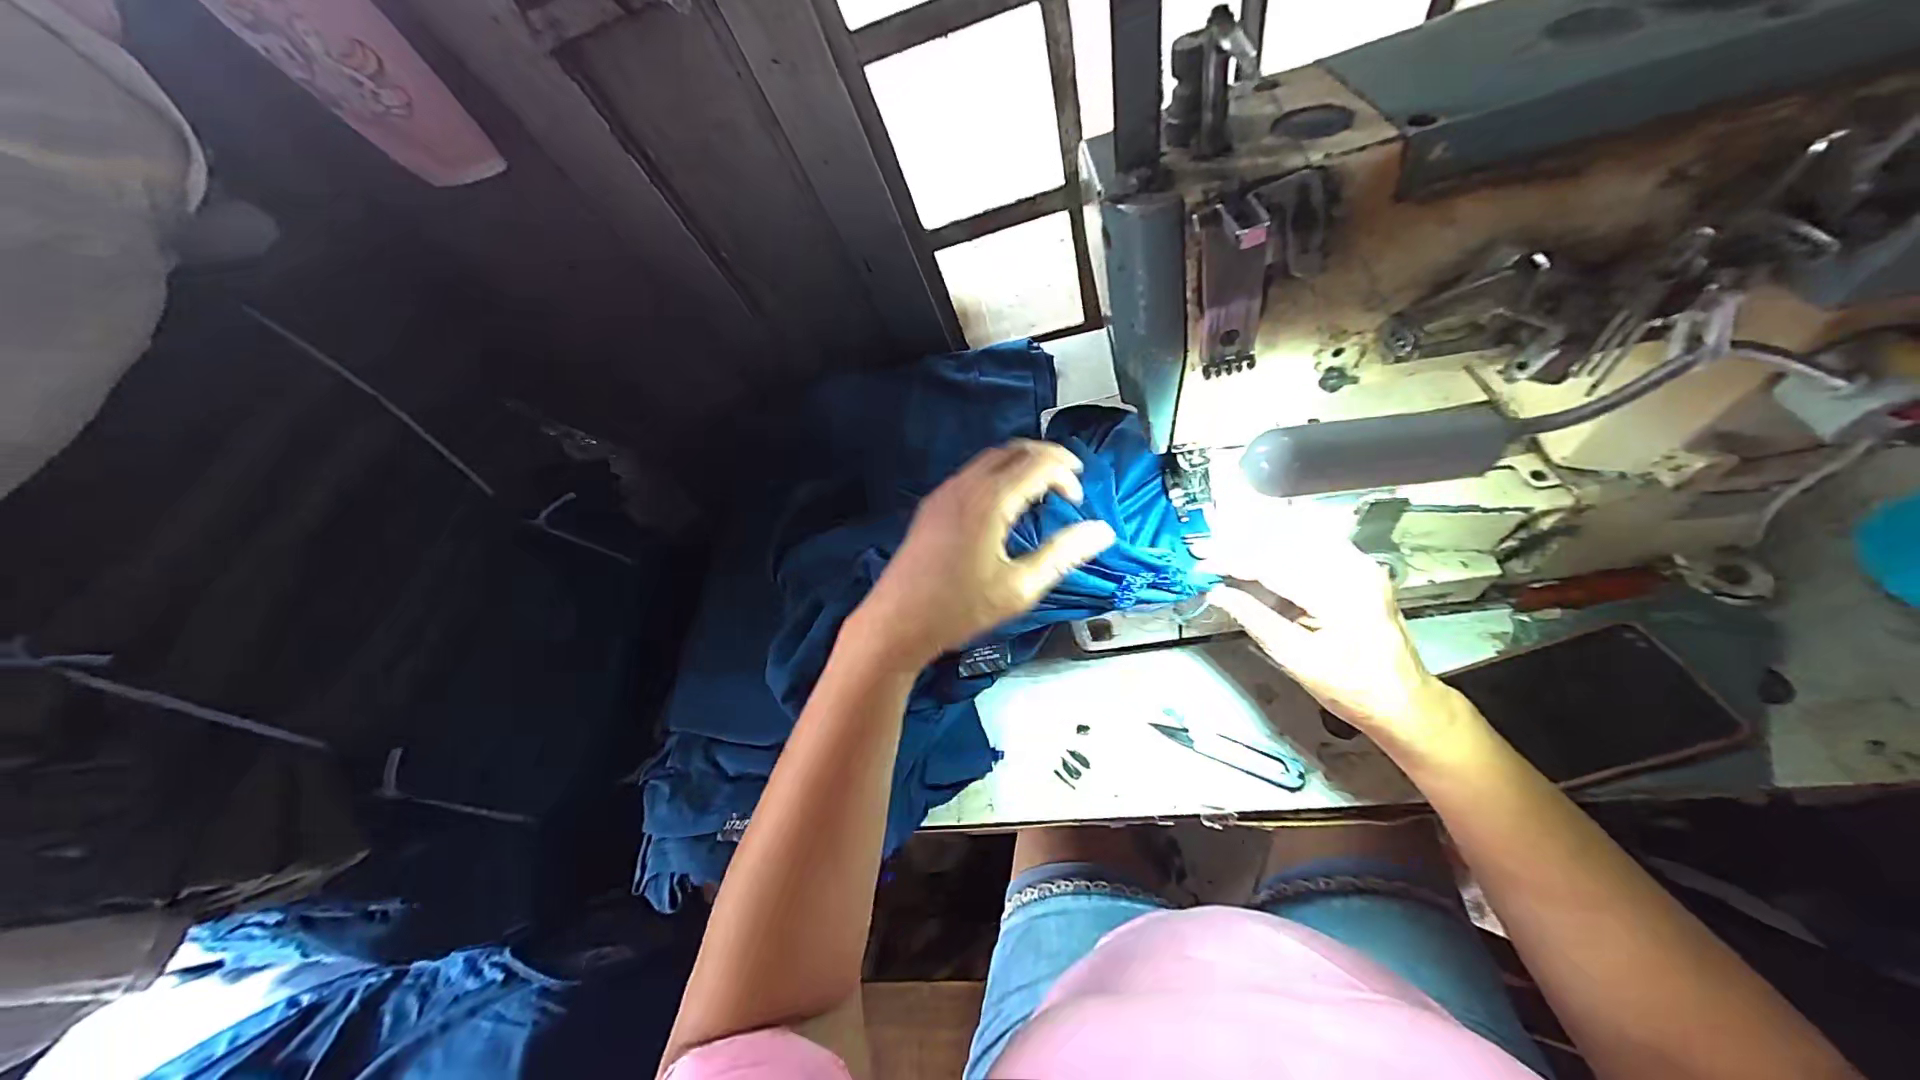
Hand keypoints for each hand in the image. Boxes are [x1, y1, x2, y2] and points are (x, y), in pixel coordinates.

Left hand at [846, 440, 1116, 671]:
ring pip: (990, 460)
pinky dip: (997, 476)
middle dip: (1045, 459)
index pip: (1037, 463)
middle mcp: (964, 487)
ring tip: (1041, 493)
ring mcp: (943, 494)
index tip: (1078, 495)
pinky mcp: (931, 507)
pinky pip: (972, 475)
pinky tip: (1005, 507)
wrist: (895, 623)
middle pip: (1013, 450)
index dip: (1065, 471)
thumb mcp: (1020, 588)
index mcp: (989, 501)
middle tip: (1067, 482)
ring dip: (1020, 466)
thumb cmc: (958, 610)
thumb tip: (1101, 531)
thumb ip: (1063, 555)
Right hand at [1200, 533, 1466, 753]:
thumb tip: (1219, 594)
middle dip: (1242, 544)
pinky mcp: (1362, 570)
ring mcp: (1362, 567)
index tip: (1205, 561)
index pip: (1274, 565)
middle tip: (1209, 548)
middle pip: (1287, 542)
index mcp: (1341, 595)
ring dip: (1261, 537)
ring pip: (1303, 536)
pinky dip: (1286, 541)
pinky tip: (1264, 540)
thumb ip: (1255, 620)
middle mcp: (1356, 571)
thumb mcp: (1296, 659)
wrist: (1403, 700)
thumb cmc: (1355, 689)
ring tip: (1228, 541)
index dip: (1233, 561)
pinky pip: (1319, 543)